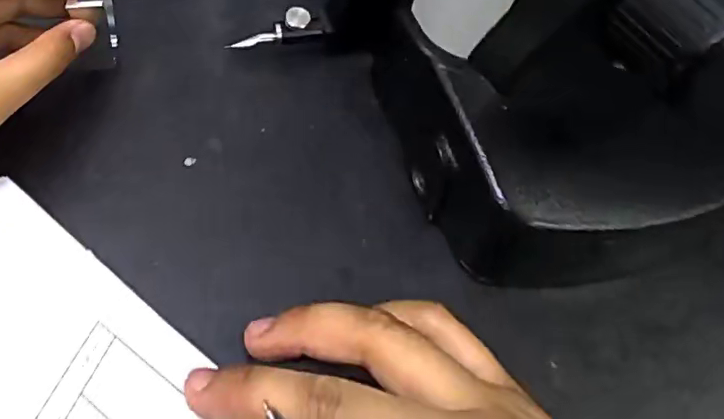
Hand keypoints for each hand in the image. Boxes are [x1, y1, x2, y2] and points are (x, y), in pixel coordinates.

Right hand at [184, 302, 548, 418]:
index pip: (323, 416)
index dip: (256, 403)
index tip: (211, 395)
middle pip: (344, 384)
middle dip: (274, 368)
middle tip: (227, 369)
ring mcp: (491, 403)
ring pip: (392, 330)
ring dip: (326, 323)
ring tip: (279, 329)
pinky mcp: (512, 392)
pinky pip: (444, 327)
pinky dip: (393, 314)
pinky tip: (366, 316)